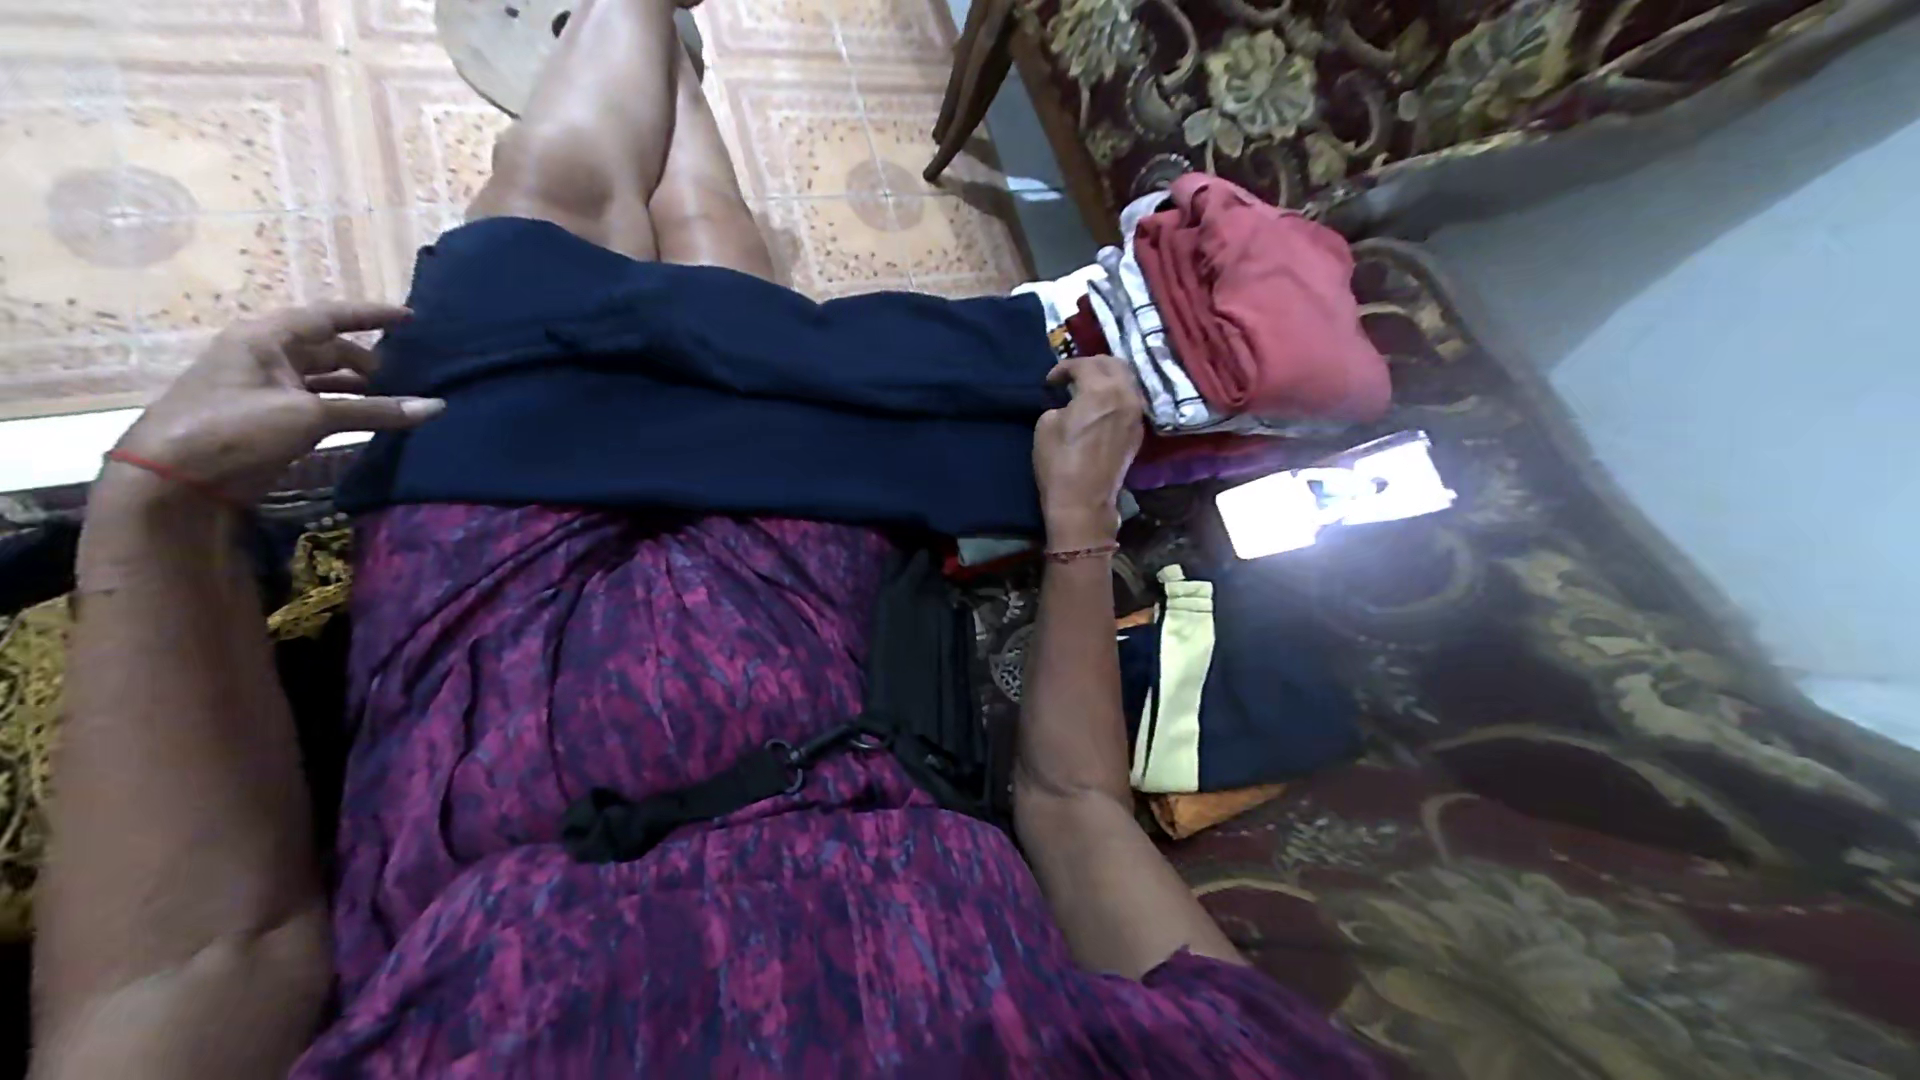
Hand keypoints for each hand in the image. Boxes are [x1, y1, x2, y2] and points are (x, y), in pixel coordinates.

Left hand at [107, 301, 443, 505]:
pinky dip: (350, 406)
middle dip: (369, 359)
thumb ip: (377, 410)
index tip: (410, 317)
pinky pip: (322, 401)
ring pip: (327, 376)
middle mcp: (266, 357)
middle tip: (410, 375)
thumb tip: (437, 407)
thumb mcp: (310, 416)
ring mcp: (268, 387)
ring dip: (362, 385)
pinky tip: (375, 417)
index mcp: (265, 340)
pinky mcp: (273, 416)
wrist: (176, 478)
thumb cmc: (236, 429)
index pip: (327, 317)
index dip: (370, 315)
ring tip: (400, 397)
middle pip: (329, 348)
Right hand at [1032, 355, 1144, 547]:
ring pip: (1126, 381)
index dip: (1063, 368)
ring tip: (1088, 388)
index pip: (1084, 364)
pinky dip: (1116, 396)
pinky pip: (1130, 401)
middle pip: (1114, 364)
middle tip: (1073, 376)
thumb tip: (1070, 404)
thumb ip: (1060, 405)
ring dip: (1107, 378)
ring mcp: (1136, 415)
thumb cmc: (1059, 463)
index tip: (1050, 382)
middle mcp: (1125, 396)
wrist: (1083, 502)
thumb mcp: (1046, 425)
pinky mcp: (1137, 432)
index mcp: (1101, 390)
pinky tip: (1101, 406)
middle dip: (1091, 364)